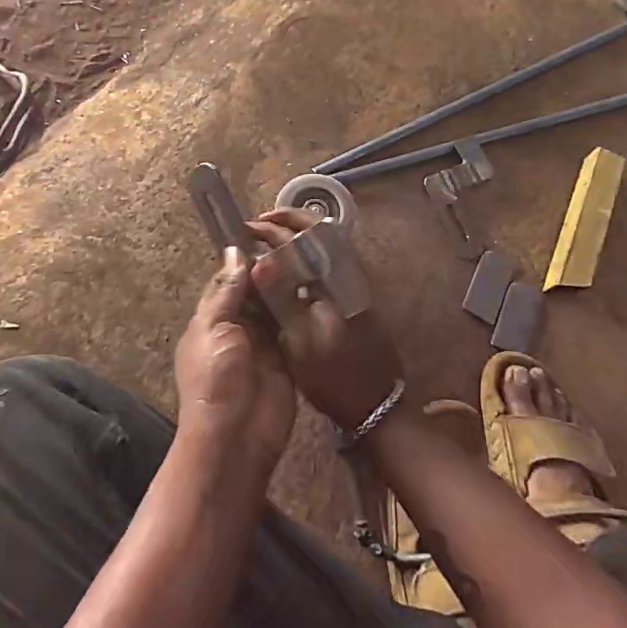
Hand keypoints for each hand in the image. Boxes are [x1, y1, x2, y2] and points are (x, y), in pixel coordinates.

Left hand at [174, 247, 297, 477]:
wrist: (236, 436)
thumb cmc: (215, 379)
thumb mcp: (213, 328)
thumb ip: (227, 291)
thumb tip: (234, 252)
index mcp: (211, 318)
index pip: (228, 279)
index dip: (245, 259)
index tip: (267, 232)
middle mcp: (237, 326)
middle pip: (256, 291)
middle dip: (272, 271)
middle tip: (298, 241)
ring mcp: (263, 343)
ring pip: (277, 307)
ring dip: (290, 289)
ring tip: (313, 257)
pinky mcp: (287, 358)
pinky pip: (294, 328)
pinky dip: (304, 313)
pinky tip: (321, 289)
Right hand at [248, 209, 405, 430]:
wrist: (378, 405)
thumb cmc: (334, 377)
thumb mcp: (299, 341)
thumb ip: (279, 297)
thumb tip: (257, 263)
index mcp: (336, 280)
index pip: (304, 236)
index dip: (273, 228)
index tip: (248, 228)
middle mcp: (351, 272)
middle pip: (320, 230)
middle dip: (288, 221)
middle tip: (259, 224)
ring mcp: (357, 283)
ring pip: (327, 242)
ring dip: (298, 233)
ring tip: (269, 237)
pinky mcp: (357, 295)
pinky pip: (330, 258)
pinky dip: (307, 251)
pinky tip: (289, 263)